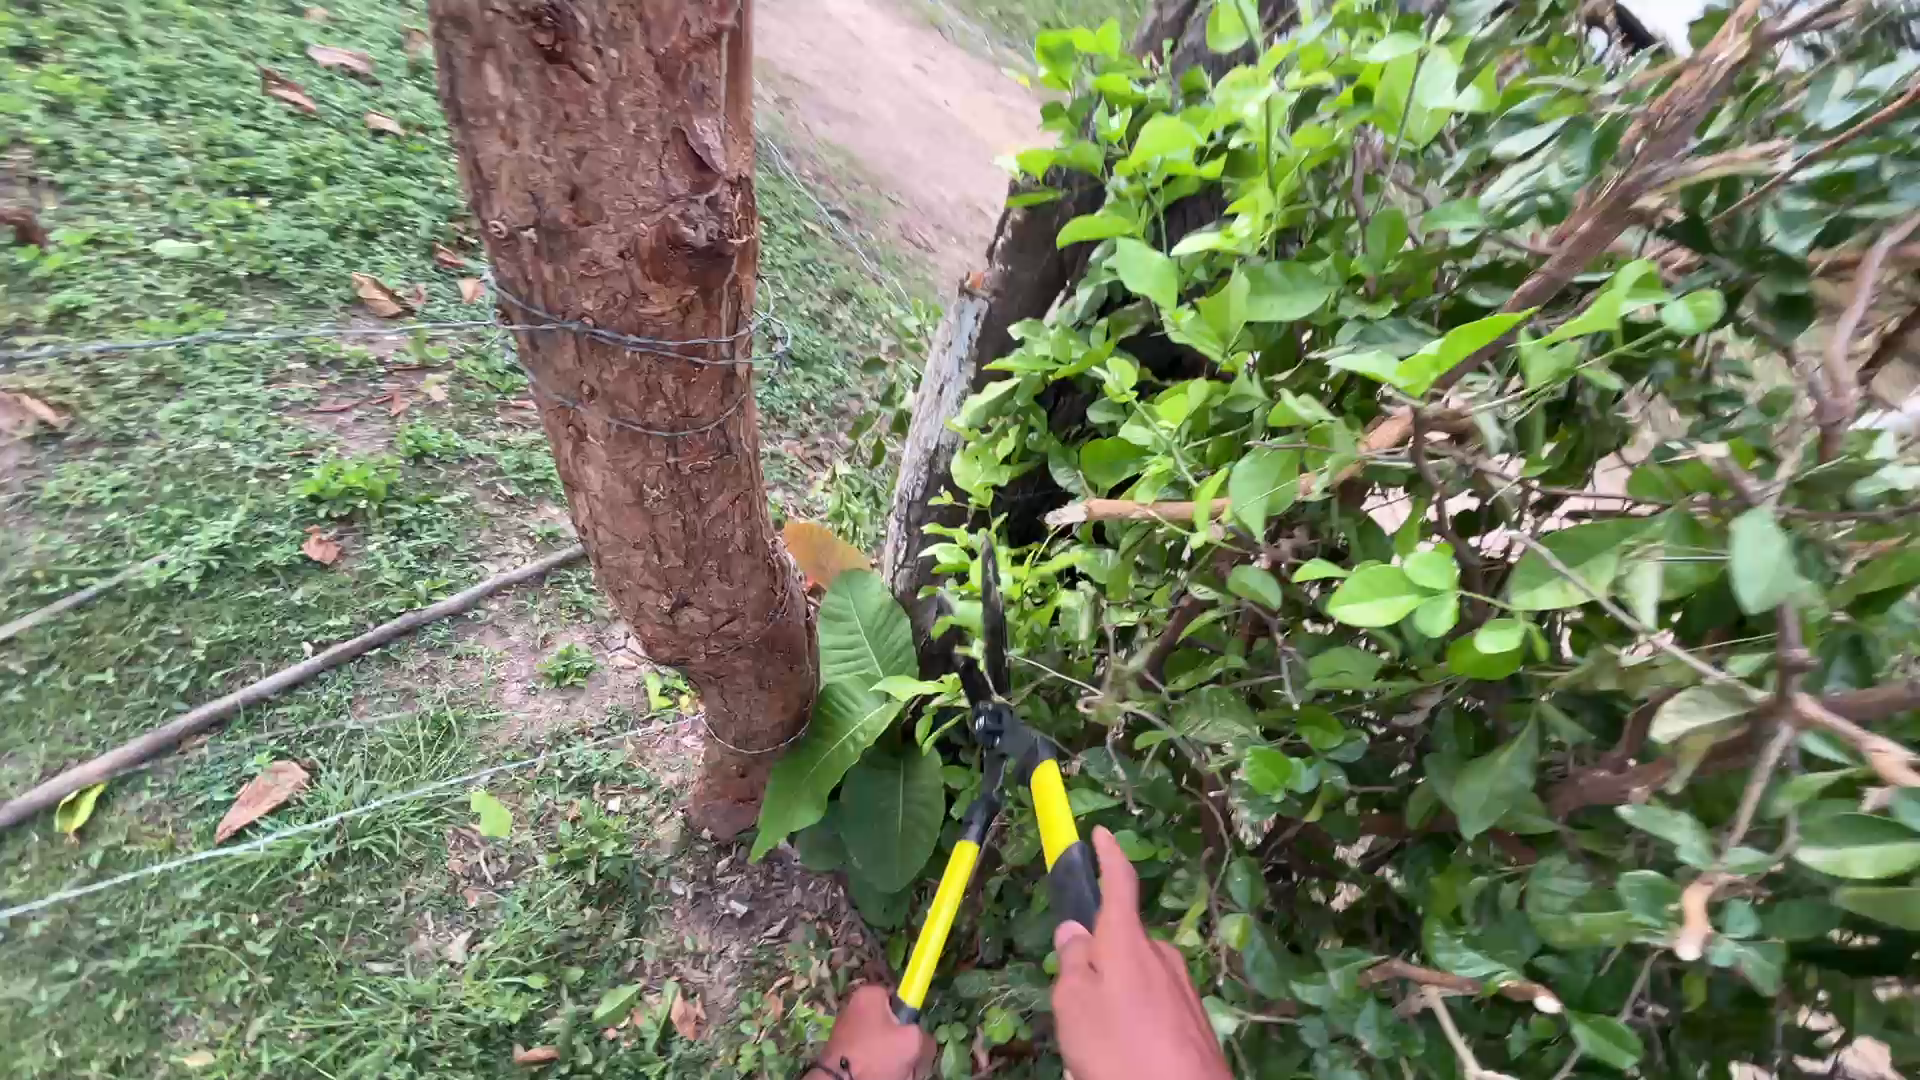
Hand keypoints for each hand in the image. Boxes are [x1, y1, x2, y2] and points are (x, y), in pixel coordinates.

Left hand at [816, 983, 934, 1079]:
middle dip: (901, 1043)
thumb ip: (925, 1036)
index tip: (912, 1036)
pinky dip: (876, 1068)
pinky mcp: (840, 1053)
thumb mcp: (912, 1043)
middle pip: (890, 1024)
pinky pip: (867, 1057)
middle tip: (906, 1060)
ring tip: (894, 1073)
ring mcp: (845, 1030)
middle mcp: (854, 1006)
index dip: (909, 1018)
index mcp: (869, 994)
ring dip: (891, 1059)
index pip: (898, 998)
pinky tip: (882, 1077)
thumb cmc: (875, 1056)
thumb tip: (924, 1040)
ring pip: (880, 1044)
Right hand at [1051, 827, 1231, 1079]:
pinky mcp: (1197, 1025)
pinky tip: (1128, 1063)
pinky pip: (1154, 1012)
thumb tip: (1075, 931)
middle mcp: (1160, 955)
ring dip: (1115, 1005)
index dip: (1108, 854)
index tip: (1101, 833)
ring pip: (1135, 984)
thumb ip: (1072, 963)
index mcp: (1128, 940)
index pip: (1119, 881)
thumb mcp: (1074, 1005)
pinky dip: (1136, 1029)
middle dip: (1098, 966)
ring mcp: (1183, 990)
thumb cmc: (1120, 1051)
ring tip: (1100, 1052)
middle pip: (1120, 944)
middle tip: (1077, 1010)